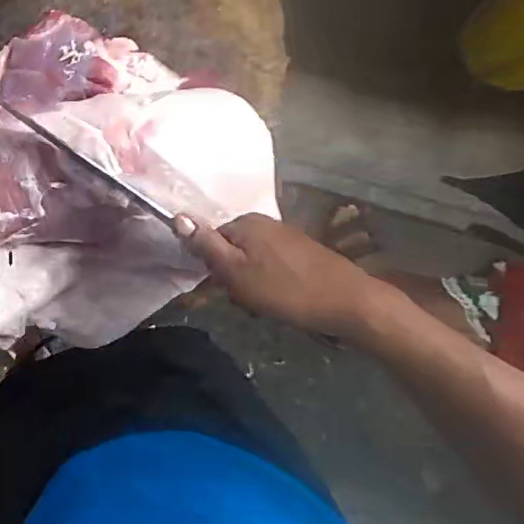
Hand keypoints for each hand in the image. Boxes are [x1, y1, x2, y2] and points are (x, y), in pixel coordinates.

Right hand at [177, 213, 394, 336]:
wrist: (346, 302)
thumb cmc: (285, 290)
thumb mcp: (236, 272)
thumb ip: (206, 245)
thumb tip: (177, 217)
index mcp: (246, 222)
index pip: (210, 240)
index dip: (212, 268)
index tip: (223, 290)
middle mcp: (265, 223)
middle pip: (231, 251)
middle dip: (233, 279)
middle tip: (247, 301)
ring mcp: (286, 237)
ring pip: (251, 263)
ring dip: (252, 287)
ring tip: (265, 307)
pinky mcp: (302, 253)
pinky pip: (271, 268)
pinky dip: (270, 287)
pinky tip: (281, 303)